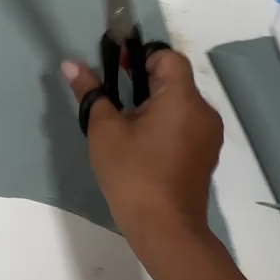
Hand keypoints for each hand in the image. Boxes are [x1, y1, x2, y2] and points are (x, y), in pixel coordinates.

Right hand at [62, 50, 223, 248]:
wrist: (164, 225)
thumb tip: (72, 64)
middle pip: (174, 78)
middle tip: (109, 89)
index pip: (168, 58)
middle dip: (142, 77)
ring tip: (120, 115)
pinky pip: (183, 120)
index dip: (141, 54)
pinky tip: (138, 136)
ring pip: (178, 100)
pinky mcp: (204, 151)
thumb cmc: (132, 171)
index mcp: (181, 101)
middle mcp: (203, 112)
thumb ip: (91, 92)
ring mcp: (207, 133)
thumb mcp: (103, 128)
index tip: (114, 66)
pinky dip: (161, 117)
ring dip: (151, 98)